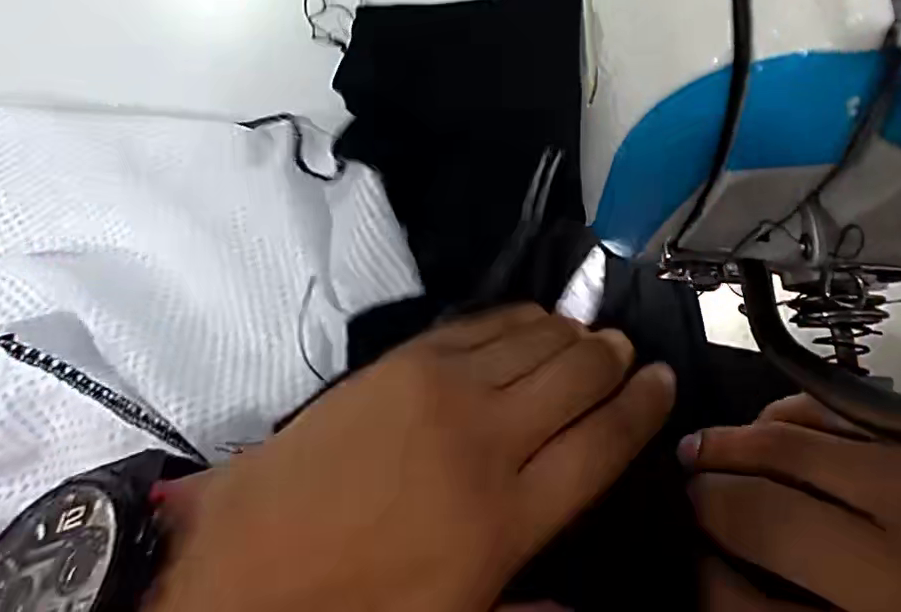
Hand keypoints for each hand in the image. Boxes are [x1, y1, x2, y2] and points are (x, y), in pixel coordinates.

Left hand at [148, 304, 675, 611]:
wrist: (236, 569)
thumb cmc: (351, 611)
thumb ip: (528, 611)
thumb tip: (584, 596)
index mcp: (505, 519)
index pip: (603, 443)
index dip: (644, 406)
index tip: (664, 380)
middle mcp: (488, 439)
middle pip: (581, 376)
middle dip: (616, 359)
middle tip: (627, 353)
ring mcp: (447, 388)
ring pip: (541, 340)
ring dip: (575, 334)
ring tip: (589, 337)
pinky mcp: (411, 358)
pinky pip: (489, 322)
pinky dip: (525, 318)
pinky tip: (537, 321)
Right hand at [684, 396, 900, 611]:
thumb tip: (782, 607)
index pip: (758, 608)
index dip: (707, 582)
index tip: (678, 566)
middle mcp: (897, 571)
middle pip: (767, 519)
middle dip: (707, 503)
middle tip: (668, 486)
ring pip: (804, 460)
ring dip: (743, 450)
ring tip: (698, 443)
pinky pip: (857, 435)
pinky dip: (804, 422)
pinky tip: (776, 417)